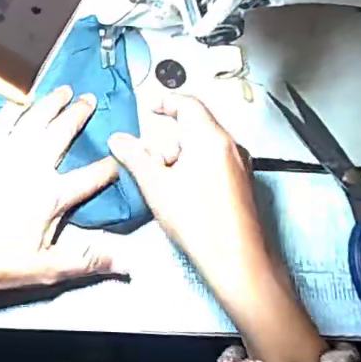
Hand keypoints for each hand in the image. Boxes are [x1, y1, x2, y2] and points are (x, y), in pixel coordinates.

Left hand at [0, 86, 120, 304]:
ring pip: (35, 120)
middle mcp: (32, 167)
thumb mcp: (47, 269)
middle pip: (63, 133)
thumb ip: (88, 260)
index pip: (92, 176)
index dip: (110, 165)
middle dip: (79, 115)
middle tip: (90, 99)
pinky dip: (13, 107)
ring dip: (51, 103)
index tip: (121, 155)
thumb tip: (128, 262)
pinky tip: (20, 98)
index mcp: (52, 196)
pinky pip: (1, 121)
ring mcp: (5, 155)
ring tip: (63, 91)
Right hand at [108, 94, 267, 286]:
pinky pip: (214, 163)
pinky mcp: (242, 184)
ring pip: (203, 147)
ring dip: (180, 158)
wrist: (236, 260)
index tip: (151, 107)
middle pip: (195, 128)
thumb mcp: (155, 185)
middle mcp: (231, 147)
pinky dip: (194, 169)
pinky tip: (183, 195)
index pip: (189, 104)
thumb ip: (134, 157)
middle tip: (151, 163)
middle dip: (168, 142)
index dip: (166, 101)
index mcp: (211, 139)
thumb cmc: (199, 222)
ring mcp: (240, 166)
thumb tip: (118, 140)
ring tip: (166, 185)